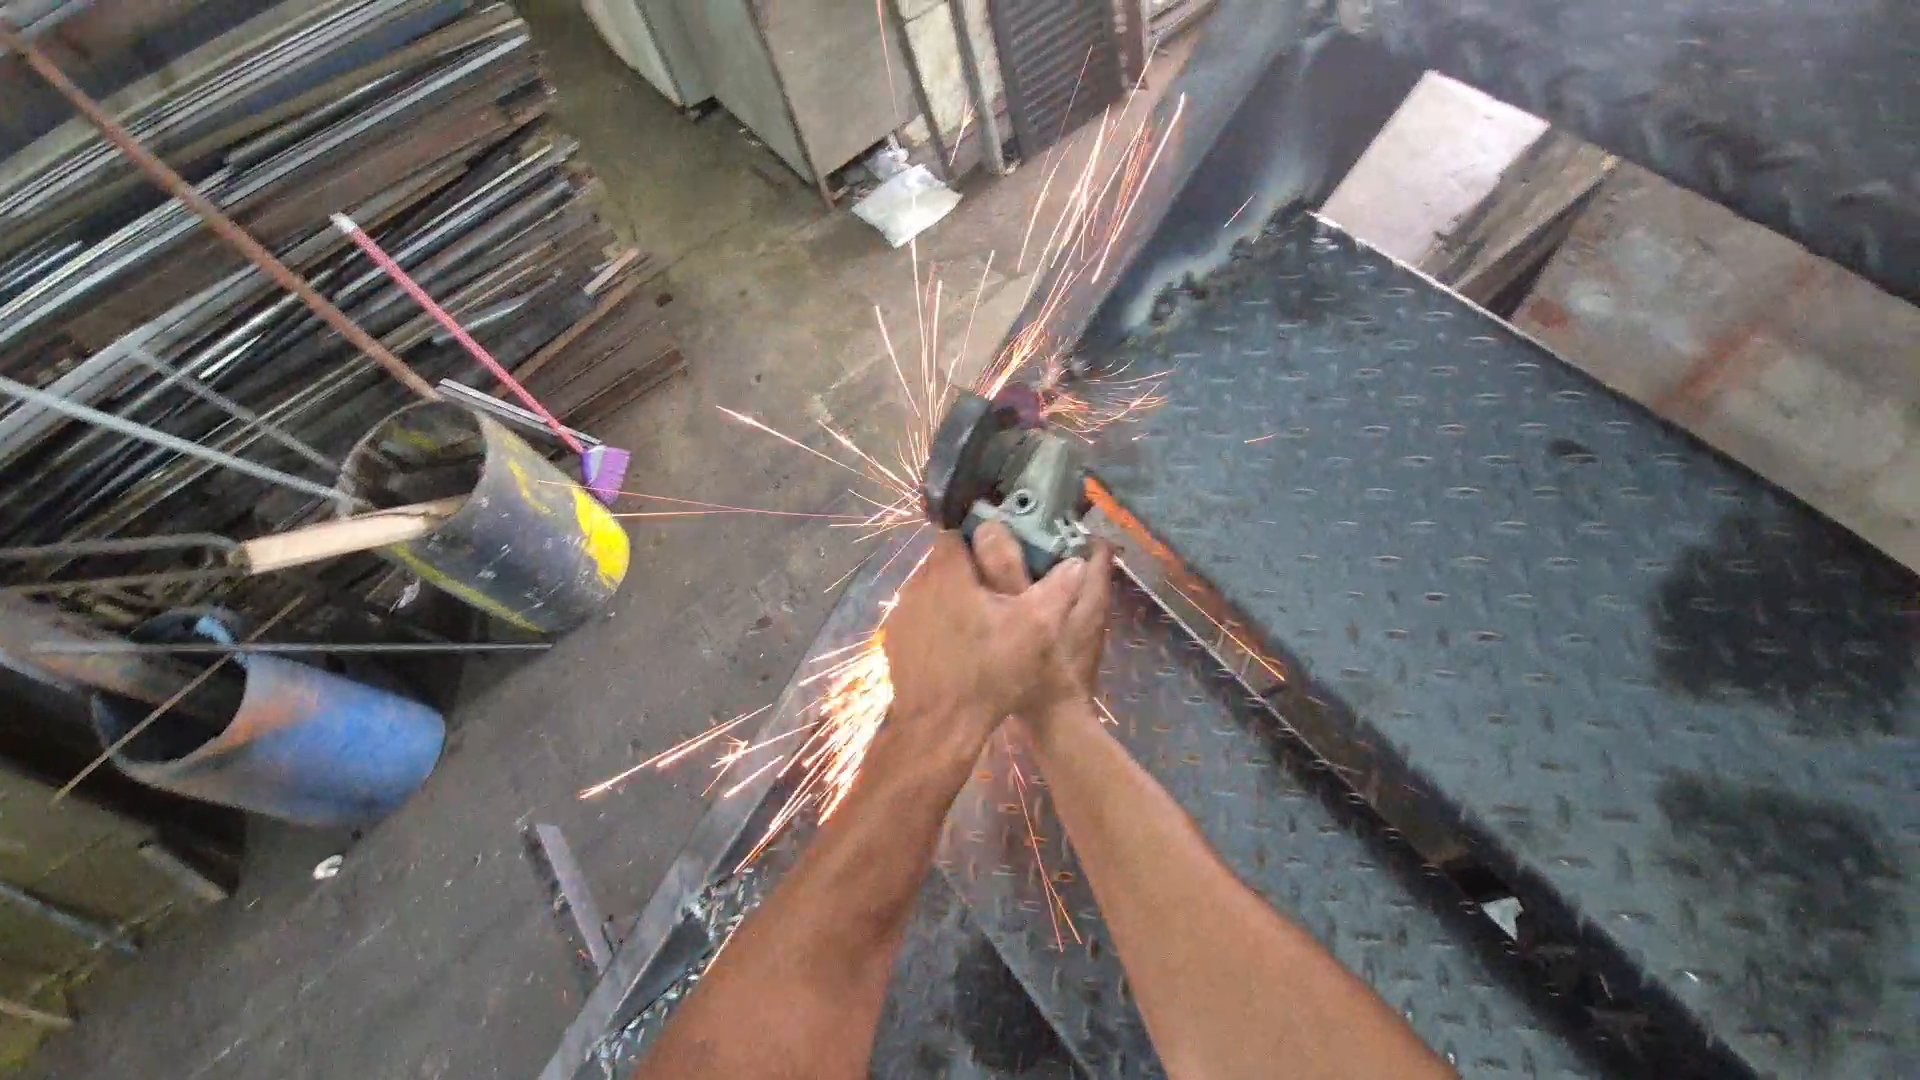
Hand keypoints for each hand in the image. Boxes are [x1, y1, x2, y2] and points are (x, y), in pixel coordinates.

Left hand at [881, 524, 1097, 752]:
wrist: (940, 726)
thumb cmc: (989, 671)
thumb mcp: (1037, 629)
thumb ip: (1058, 589)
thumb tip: (1075, 562)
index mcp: (946, 571)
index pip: (957, 534)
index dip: (981, 542)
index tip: (1001, 560)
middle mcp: (915, 585)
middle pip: (943, 562)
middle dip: (969, 572)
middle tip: (998, 594)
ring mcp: (900, 614)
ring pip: (930, 590)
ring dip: (951, 598)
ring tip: (980, 622)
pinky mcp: (894, 641)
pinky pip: (919, 617)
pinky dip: (936, 623)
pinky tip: (957, 647)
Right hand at [971, 524, 1112, 723]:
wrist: (1056, 724)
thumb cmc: (1044, 668)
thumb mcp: (1022, 611)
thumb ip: (1009, 568)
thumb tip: (992, 527)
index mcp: (1090, 592)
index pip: (1094, 545)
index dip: (1069, 525)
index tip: (1036, 514)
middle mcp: (1092, 605)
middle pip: (1076, 563)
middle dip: (1047, 547)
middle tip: (1010, 535)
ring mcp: (1081, 627)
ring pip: (1062, 587)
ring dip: (1037, 574)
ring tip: (1000, 562)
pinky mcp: (1066, 645)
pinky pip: (1051, 608)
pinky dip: (1033, 599)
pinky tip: (1003, 602)